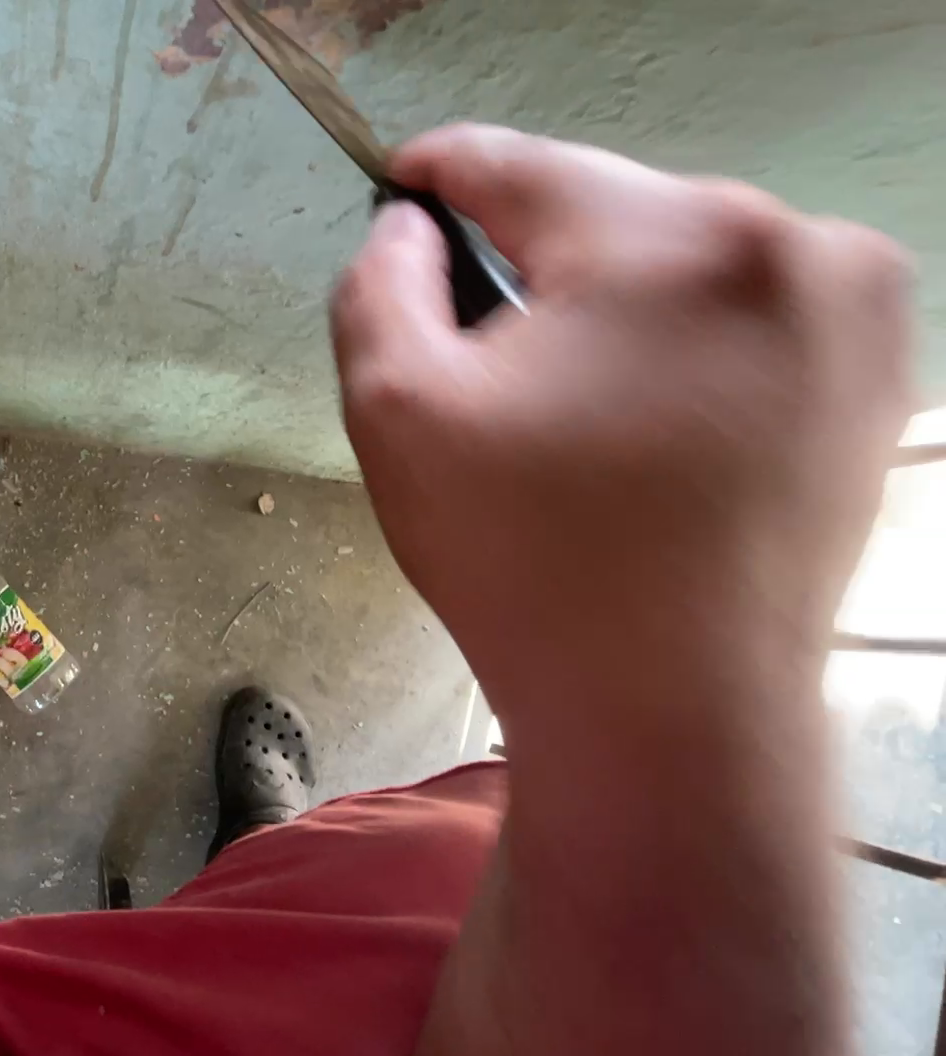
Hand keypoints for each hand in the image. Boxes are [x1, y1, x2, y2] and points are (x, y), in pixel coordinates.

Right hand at [333, 124, 913, 715]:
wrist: (660, 698)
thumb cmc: (509, 548)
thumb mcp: (391, 408)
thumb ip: (377, 287)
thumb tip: (408, 228)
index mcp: (664, 239)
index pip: (517, 162)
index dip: (436, 172)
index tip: (395, 187)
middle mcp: (789, 242)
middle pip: (595, 214)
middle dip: (514, 266)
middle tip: (462, 360)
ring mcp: (854, 307)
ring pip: (662, 264)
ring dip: (584, 307)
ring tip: (541, 408)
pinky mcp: (873, 373)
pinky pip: (724, 316)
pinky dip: (652, 345)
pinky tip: (618, 429)